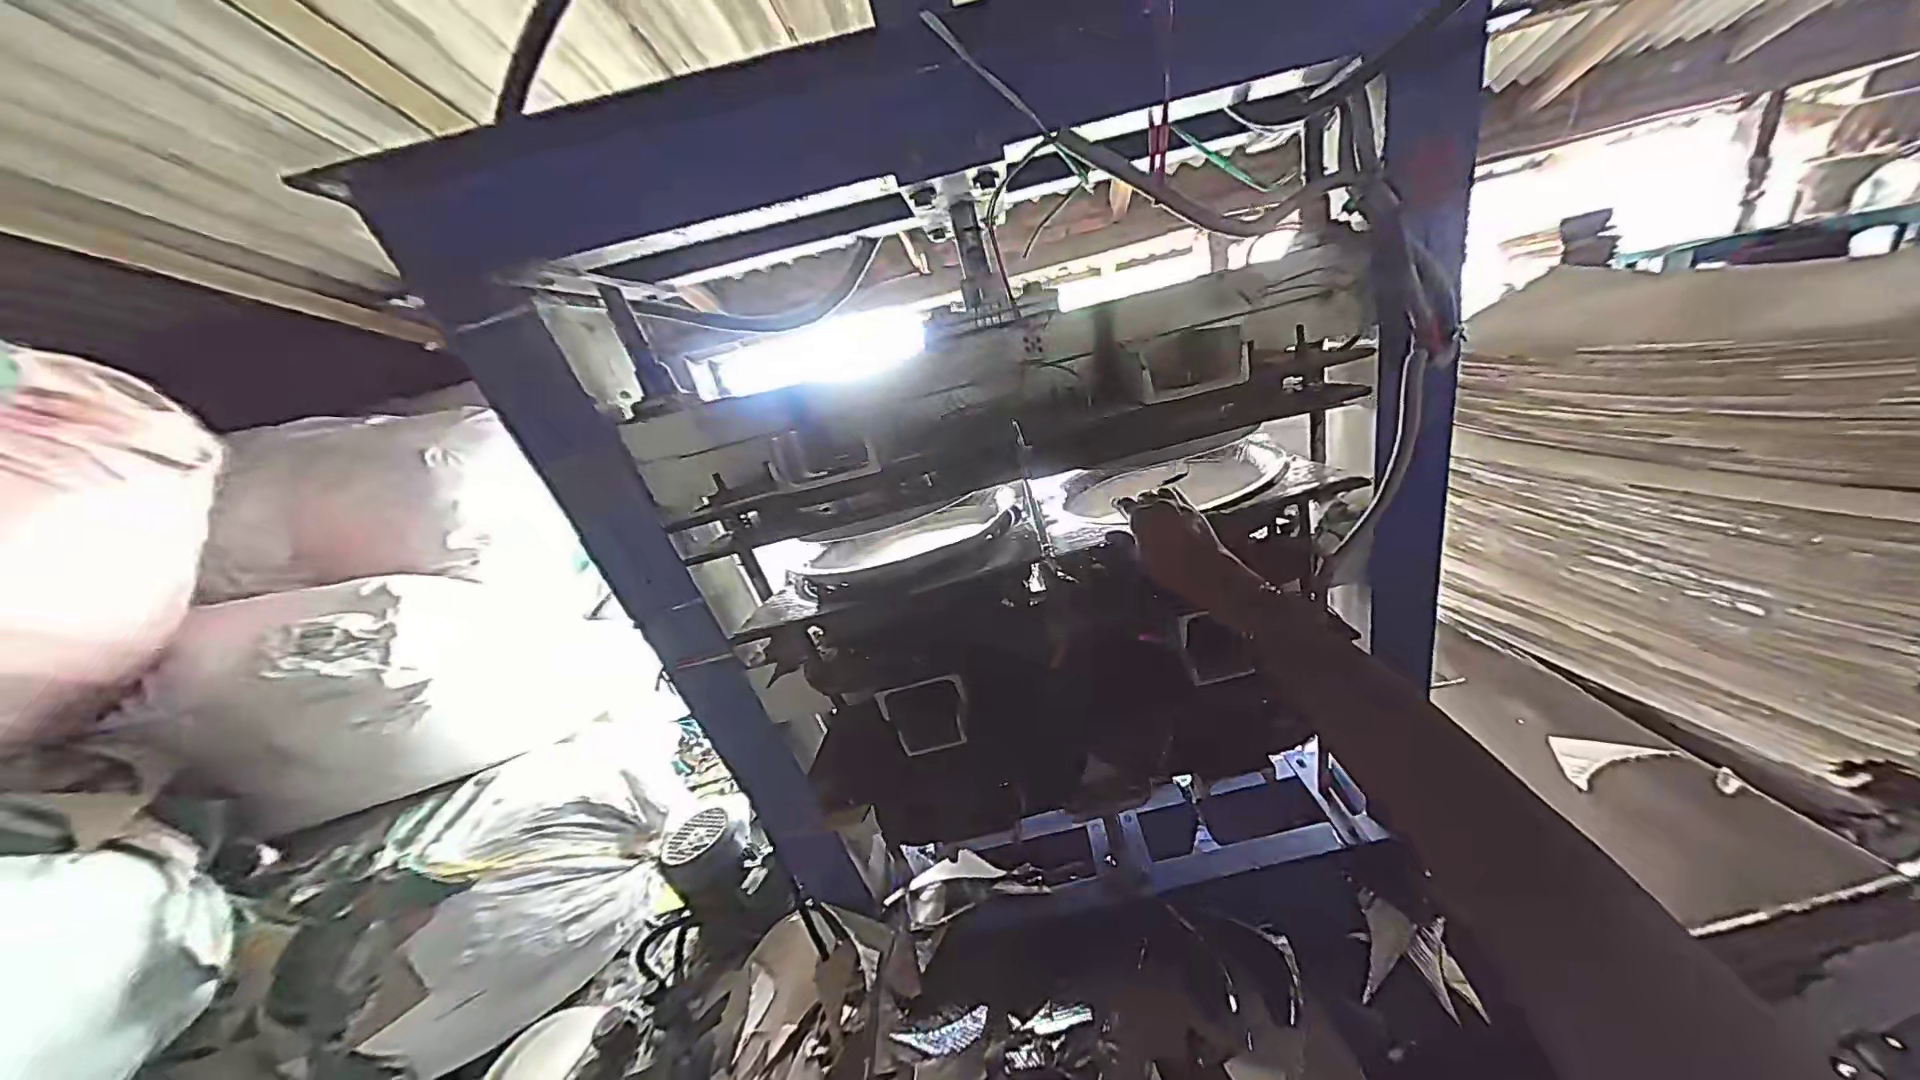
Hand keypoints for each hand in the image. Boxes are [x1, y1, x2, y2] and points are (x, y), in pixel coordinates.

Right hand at [1116, 487, 1268, 624]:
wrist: (1205, 571)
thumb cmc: (1169, 569)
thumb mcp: (1139, 560)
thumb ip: (1123, 543)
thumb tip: (1111, 535)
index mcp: (1141, 517)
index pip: (1125, 504)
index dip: (1119, 505)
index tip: (1116, 505)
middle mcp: (1158, 506)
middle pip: (1143, 496)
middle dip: (1137, 502)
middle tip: (1133, 509)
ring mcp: (1177, 506)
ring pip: (1160, 493)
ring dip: (1154, 497)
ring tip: (1151, 504)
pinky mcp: (1193, 510)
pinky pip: (1178, 496)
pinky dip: (1170, 497)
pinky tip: (1170, 505)